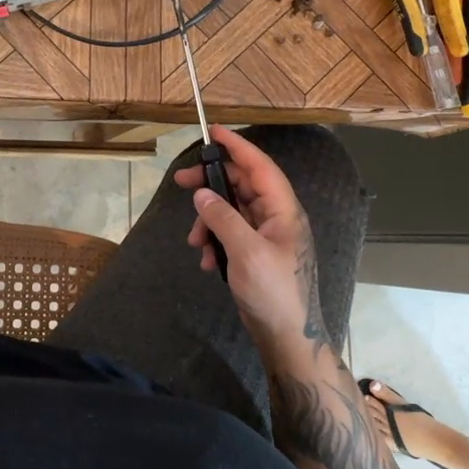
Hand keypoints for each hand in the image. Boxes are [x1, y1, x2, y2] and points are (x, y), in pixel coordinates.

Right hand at [174, 126, 316, 335]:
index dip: (237, 146)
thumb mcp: (245, 252)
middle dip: (211, 185)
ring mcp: (267, 237)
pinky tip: (207, 261)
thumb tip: (201, 195)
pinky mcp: (257, 254)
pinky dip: (216, 241)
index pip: (259, 166)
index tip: (213, 132)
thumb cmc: (273, 292)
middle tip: (181, 183)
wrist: (287, 336)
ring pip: (232, 211)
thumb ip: (223, 218)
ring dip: (210, 221)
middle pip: (242, 185)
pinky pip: (232, 234)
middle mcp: (277, 218)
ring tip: (195, 242)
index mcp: (283, 211)